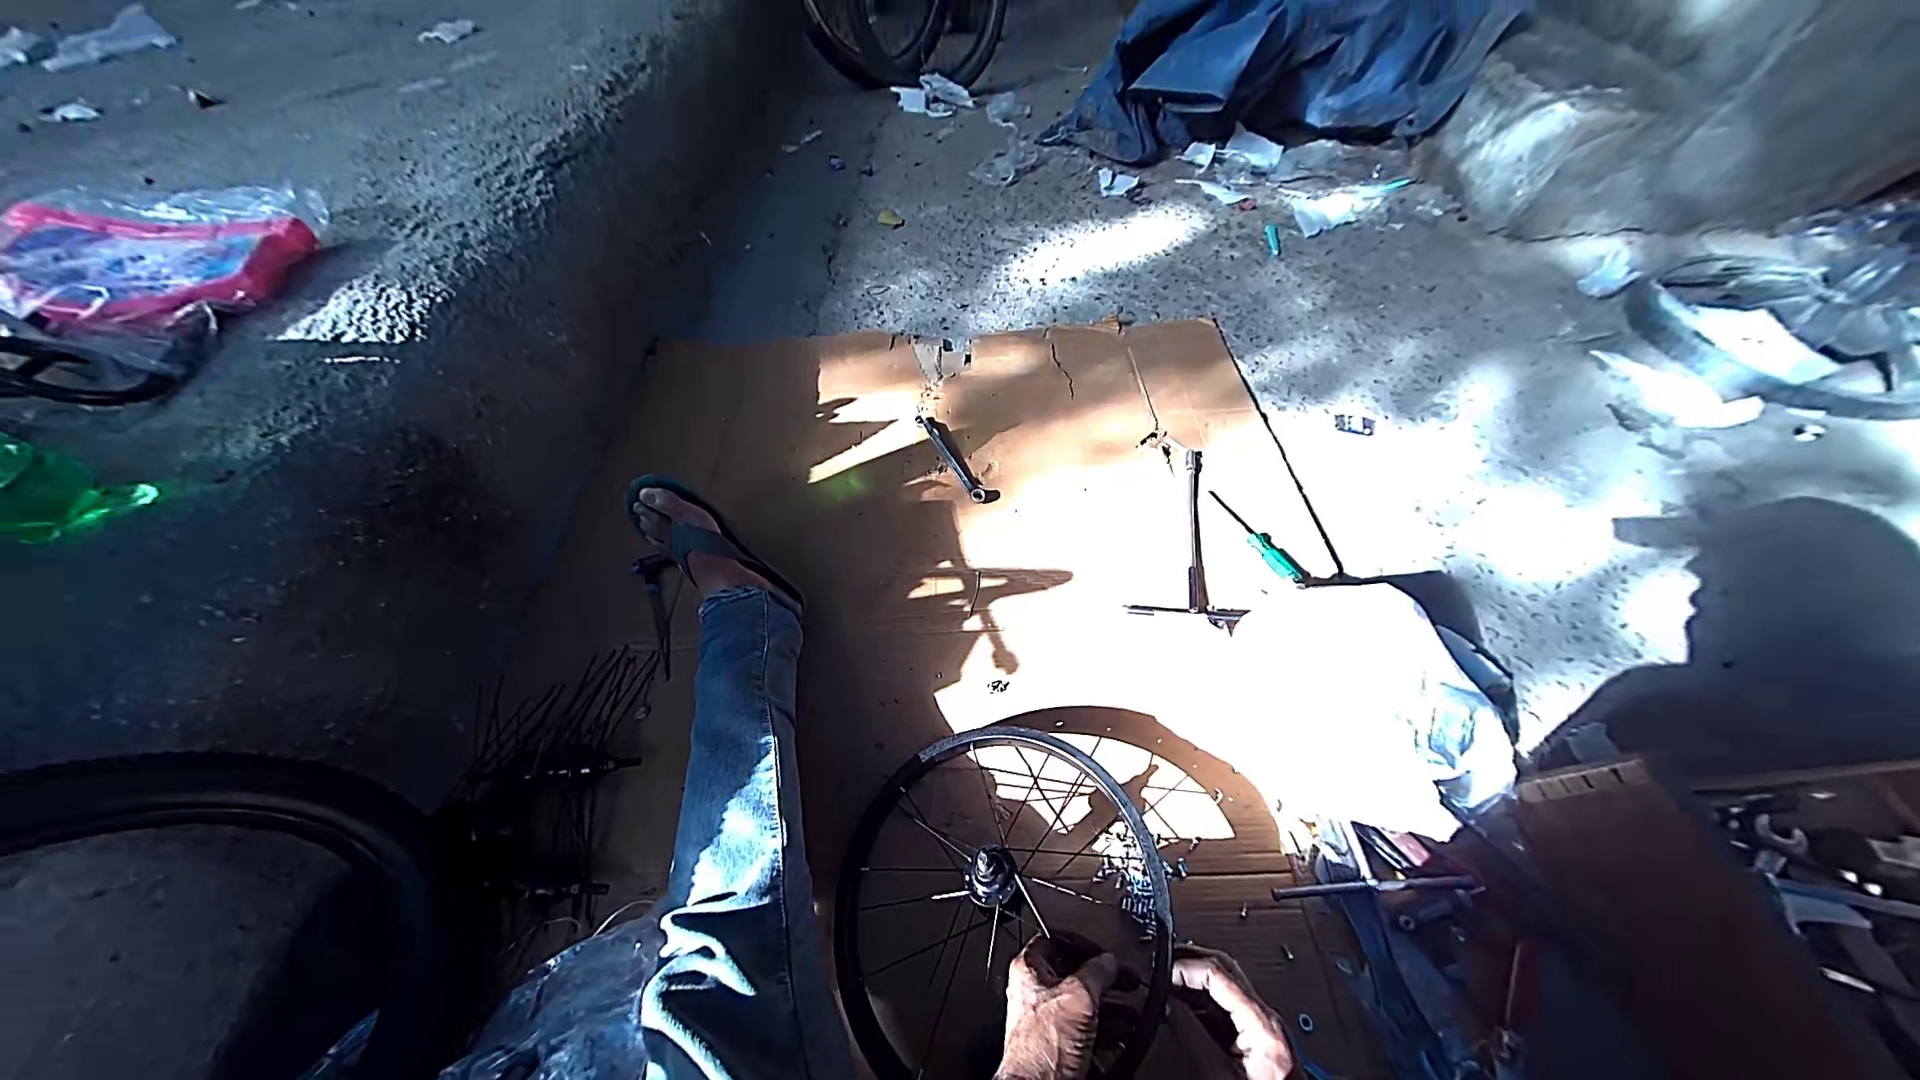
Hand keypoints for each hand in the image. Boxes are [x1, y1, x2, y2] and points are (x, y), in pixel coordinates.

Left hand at [996, 932, 1117, 1079]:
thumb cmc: (1043, 1047)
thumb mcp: (1078, 997)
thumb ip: (1095, 973)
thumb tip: (1107, 961)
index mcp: (1028, 970)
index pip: (1054, 941)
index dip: (1080, 943)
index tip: (1102, 952)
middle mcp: (1034, 992)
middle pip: (1074, 975)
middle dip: (1104, 981)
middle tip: (1124, 981)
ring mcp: (1045, 1021)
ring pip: (1082, 1005)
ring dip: (1110, 1008)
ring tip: (1132, 1013)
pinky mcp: (1057, 1047)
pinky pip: (1085, 1031)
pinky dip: (1105, 1031)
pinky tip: (1123, 1036)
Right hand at [1171, 945, 1293, 1079]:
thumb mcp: (1218, 1077)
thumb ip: (1191, 1035)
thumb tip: (1168, 1002)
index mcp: (1262, 1025)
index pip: (1218, 972)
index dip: (1187, 967)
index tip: (1164, 973)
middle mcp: (1267, 1020)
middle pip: (1225, 968)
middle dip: (1191, 961)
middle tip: (1164, 964)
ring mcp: (1264, 1029)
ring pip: (1226, 983)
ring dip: (1196, 978)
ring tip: (1169, 983)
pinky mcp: (1258, 1041)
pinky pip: (1227, 1006)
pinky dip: (1203, 998)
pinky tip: (1184, 1006)